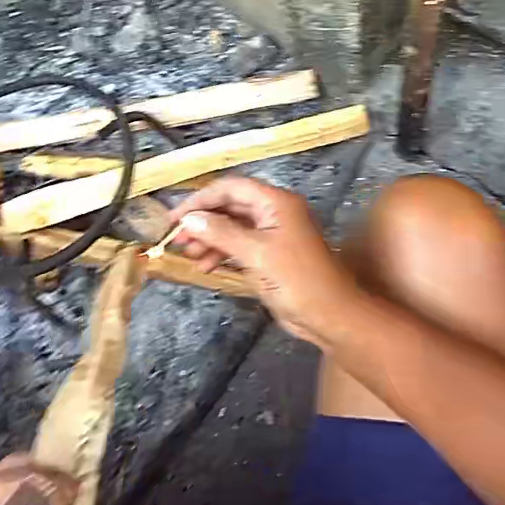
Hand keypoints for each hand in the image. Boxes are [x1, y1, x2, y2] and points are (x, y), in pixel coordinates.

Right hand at [168, 177, 363, 344]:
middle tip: (177, 238)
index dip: (200, 199)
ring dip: (209, 238)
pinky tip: (206, 265)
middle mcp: (274, 211)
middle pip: (230, 206)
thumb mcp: (255, 254)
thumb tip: (189, 219)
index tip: (174, 217)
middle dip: (203, 220)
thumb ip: (220, 233)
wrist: (330, 316)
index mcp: (275, 202)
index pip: (230, 188)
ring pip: (232, 226)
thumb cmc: (296, 279)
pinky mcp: (271, 253)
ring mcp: (273, 233)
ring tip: (189, 255)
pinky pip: (239, 244)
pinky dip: (221, 252)